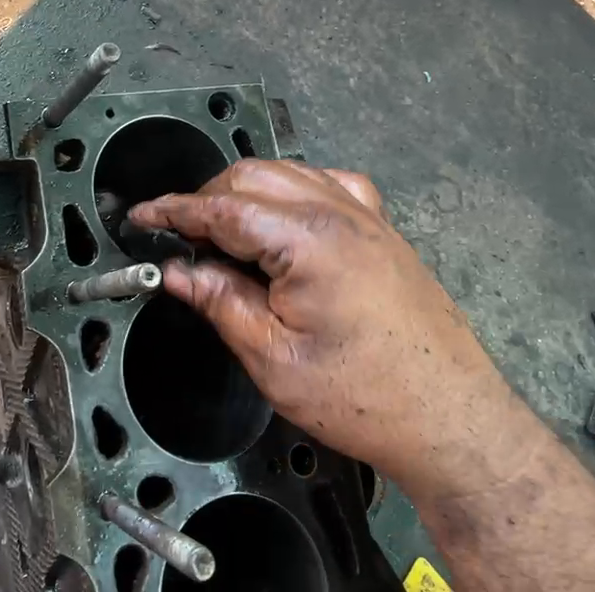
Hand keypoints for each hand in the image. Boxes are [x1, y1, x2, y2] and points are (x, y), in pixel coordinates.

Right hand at [129, 160, 531, 500]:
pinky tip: (284, 217)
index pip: (222, 207)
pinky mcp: (383, 229)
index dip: (174, 210)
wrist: (453, 421)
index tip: (142, 216)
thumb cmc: (363, 397)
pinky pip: (328, 183)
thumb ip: (219, 302)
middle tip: (182, 240)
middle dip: (207, 200)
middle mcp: (337, 211)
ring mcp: (366, 215)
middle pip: (251, 177)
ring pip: (287, 172)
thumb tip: (176, 271)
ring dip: (245, 192)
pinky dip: (292, 189)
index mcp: (306, 239)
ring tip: (223, 233)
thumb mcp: (273, 359)